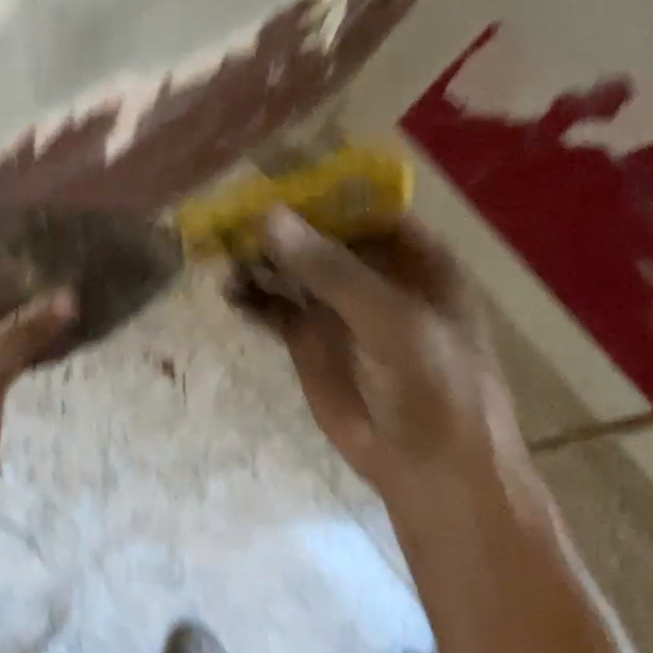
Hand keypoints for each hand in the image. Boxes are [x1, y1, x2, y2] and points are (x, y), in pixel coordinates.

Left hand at [0, 277, 77, 513]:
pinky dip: (44, 346)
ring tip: (91, 295)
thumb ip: (24, 331)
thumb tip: (72, 295)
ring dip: (45, 319)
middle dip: (37, 290)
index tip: (61, 247)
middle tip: (86, 269)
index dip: (17, 262)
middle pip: (0, 300)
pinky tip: (78, 334)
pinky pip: (21, 354)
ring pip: (14, 328)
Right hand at [228, 209, 516, 493]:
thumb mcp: (389, 320)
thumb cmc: (433, 388)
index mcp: (413, 258)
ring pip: (290, 269)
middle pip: (315, 235)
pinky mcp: (310, 342)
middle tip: (224, 218)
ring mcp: (339, 309)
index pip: (359, 207)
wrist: (431, 470)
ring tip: (218, 255)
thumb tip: (267, 217)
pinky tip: (229, 295)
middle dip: (274, 226)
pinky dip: (251, 298)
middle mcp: (373, 275)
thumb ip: (330, 269)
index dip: (315, 193)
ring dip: (256, 260)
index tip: (265, 182)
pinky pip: (274, 308)